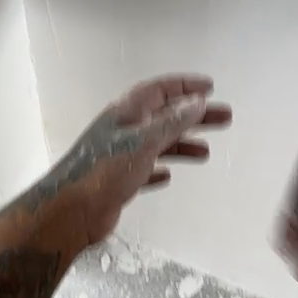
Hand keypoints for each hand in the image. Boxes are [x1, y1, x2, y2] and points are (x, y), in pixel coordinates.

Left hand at [12, 74, 231, 247]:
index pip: (160, 90)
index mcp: (127, 113)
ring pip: (157, 143)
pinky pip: (144, 169)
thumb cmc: (106, 170)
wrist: (73, 210)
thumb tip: (197, 102)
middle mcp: (124, 130)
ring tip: (206, 152)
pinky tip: (169, 174)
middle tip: (224, 118)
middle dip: (194, 116)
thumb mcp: (144, 141)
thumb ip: (172, 122)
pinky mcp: (118, 180)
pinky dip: (160, 168)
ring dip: (181, 144)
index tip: (210, 89)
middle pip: (165, 116)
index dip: (185, 87)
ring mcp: (120, 155)